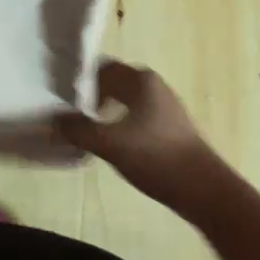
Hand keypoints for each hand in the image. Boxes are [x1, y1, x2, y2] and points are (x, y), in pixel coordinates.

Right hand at [58, 60, 222, 206]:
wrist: (205, 191)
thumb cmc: (156, 158)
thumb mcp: (109, 144)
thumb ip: (78, 130)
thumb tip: (53, 120)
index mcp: (140, 80)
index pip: (102, 68)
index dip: (81, 81)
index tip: (65, 101)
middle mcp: (154, 85)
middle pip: (115, 81)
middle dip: (93, 95)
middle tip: (75, 115)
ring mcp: (166, 106)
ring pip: (127, 99)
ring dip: (107, 110)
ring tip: (92, 131)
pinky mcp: (173, 127)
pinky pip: (139, 114)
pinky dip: (123, 122)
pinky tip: (117, 144)